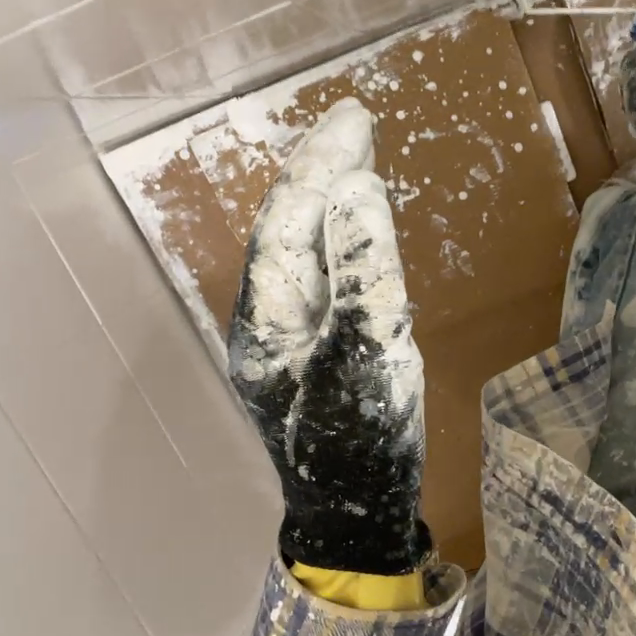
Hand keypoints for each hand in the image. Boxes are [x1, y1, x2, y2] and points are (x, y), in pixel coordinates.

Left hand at [228, 99, 428, 574]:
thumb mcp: (369, 359)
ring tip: (354, 153)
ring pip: (301, 249)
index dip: (318, 168)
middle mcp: (267, 317)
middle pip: (286, 229)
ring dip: (326, 197)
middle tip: (357, 120)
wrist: (355, 515)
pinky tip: (356, 217)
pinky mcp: (315, 345)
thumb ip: (362, 273)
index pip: (286, 224)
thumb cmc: (359, 445)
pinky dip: (341, 236)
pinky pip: (323, 275)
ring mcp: (289, 332)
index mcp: (266, 318)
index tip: (355, 121)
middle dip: (317, 171)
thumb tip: (357, 189)